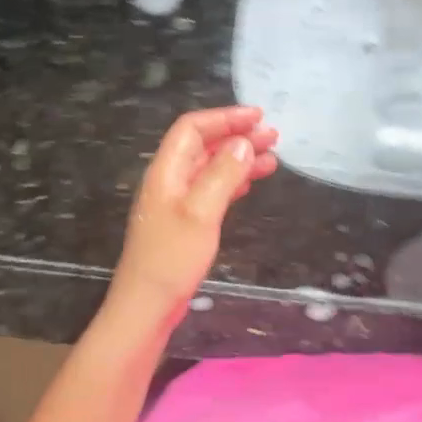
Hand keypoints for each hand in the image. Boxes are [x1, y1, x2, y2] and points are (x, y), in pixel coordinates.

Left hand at [110, 106, 278, 312]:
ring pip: (209, 168)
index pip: (192, 129)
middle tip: (274, 137)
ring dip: (238, 159)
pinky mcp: (184, 222)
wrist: (147, 304)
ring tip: (272, 157)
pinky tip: (252, 183)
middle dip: (237, 136)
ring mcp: (175, 202)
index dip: (224, 118)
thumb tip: (243, 142)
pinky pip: (210, 190)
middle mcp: (168, 181)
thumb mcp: (201, 212)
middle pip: (202, 146)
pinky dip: (232, 182)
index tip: (258, 117)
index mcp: (166, 171)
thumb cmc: (171, 258)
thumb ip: (222, 174)